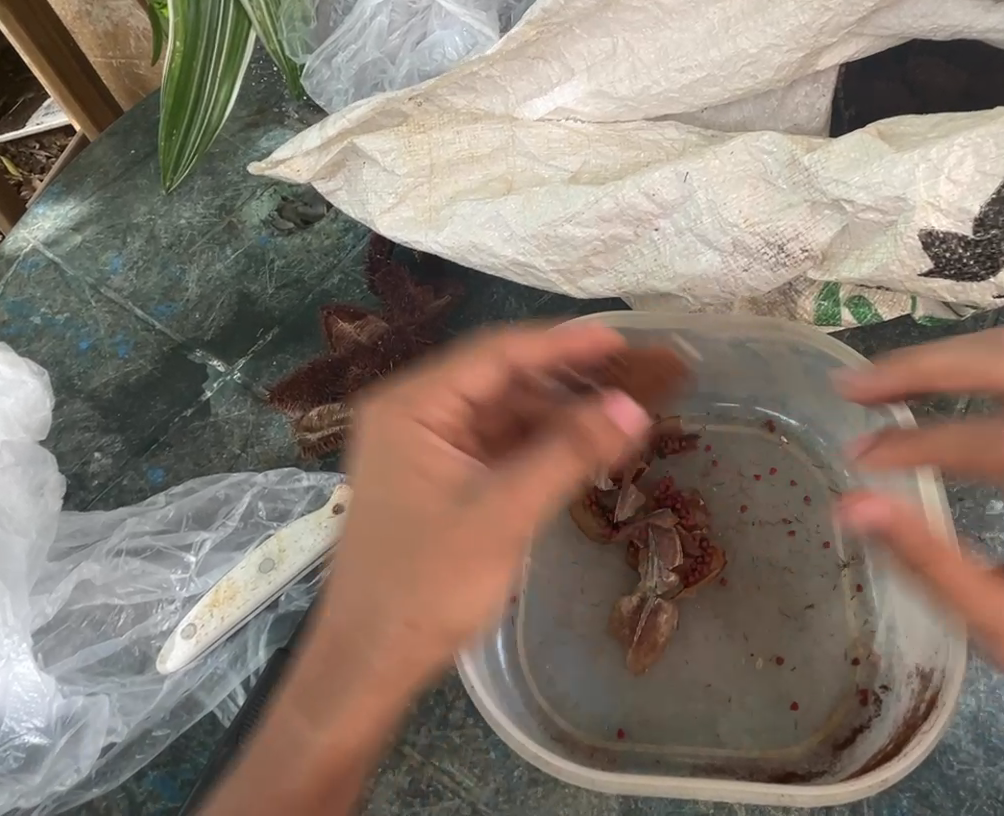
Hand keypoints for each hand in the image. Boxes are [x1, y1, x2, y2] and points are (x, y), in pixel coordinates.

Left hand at [208, 324, 653, 815]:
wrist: (370, 664)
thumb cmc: (425, 587)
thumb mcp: (503, 515)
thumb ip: (569, 455)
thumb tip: (633, 408)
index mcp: (411, 406)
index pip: (495, 355)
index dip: (562, 344)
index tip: (619, 339)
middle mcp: (415, 412)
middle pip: (501, 378)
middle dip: (565, 380)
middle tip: (630, 377)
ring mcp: (428, 444)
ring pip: (504, 410)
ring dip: (558, 413)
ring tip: (618, 413)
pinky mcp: (442, 474)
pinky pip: (499, 442)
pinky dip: (540, 443)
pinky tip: (584, 446)